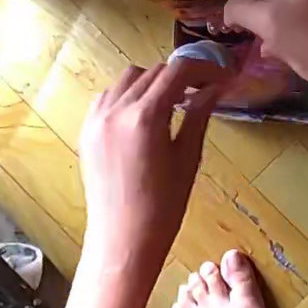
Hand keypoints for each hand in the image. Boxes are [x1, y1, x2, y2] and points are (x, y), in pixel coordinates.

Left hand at [78, 60, 223, 278]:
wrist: (123, 239)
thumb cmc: (163, 206)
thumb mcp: (188, 157)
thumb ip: (199, 115)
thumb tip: (215, 88)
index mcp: (145, 116)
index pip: (177, 71)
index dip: (203, 68)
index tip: (220, 76)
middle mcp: (116, 109)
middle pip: (154, 71)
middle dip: (181, 76)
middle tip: (203, 91)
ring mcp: (97, 119)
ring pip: (129, 78)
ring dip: (154, 82)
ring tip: (173, 102)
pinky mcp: (87, 130)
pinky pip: (108, 96)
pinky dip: (128, 95)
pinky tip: (143, 114)